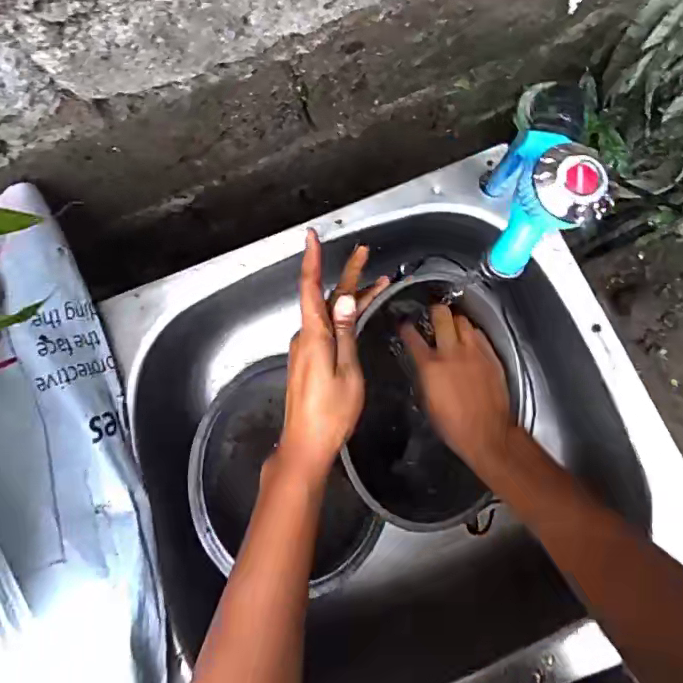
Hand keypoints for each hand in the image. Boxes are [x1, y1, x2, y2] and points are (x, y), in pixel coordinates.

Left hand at [277, 230, 388, 483]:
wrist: (305, 445)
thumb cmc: (330, 413)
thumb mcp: (347, 371)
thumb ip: (346, 333)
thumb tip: (347, 298)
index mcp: (314, 335)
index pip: (310, 288)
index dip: (312, 260)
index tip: (312, 237)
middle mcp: (307, 335)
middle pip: (326, 296)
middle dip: (347, 273)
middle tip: (364, 252)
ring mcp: (307, 346)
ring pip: (331, 312)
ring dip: (352, 296)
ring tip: (378, 281)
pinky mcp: (310, 357)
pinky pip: (329, 327)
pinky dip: (346, 316)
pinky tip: (360, 312)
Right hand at [399, 303, 517, 476]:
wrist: (488, 434)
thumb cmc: (453, 425)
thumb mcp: (427, 402)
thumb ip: (424, 377)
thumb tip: (422, 365)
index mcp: (430, 366)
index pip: (412, 337)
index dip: (406, 328)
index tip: (404, 325)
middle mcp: (451, 353)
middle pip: (441, 315)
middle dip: (435, 312)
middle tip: (433, 315)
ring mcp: (473, 352)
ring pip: (463, 321)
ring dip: (455, 322)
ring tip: (453, 327)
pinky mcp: (491, 357)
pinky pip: (479, 334)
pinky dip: (472, 334)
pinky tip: (470, 341)